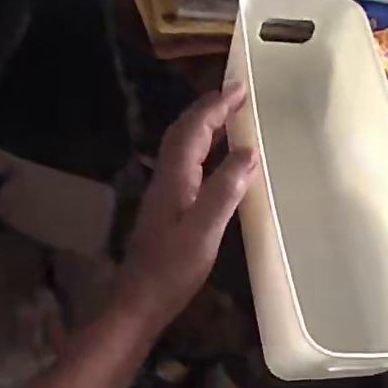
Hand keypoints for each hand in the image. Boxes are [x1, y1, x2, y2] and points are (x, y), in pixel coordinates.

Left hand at [113, 83, 257, 335]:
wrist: (139, 300)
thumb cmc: (172, 270)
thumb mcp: (204, 232)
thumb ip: (225, 192)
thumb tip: (248, 153)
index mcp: (174, 179)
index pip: (194, 131)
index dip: (215, 107)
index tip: (240, 87)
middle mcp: (166, 179)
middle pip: (184, 133)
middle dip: (209, 109)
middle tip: (237, 94)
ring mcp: (165, 194)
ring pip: (183, 148)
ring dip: (205, 127)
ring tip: (231, 117)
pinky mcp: (168, 209)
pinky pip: (187, 166)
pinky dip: (204, 151)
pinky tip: (218, 161)